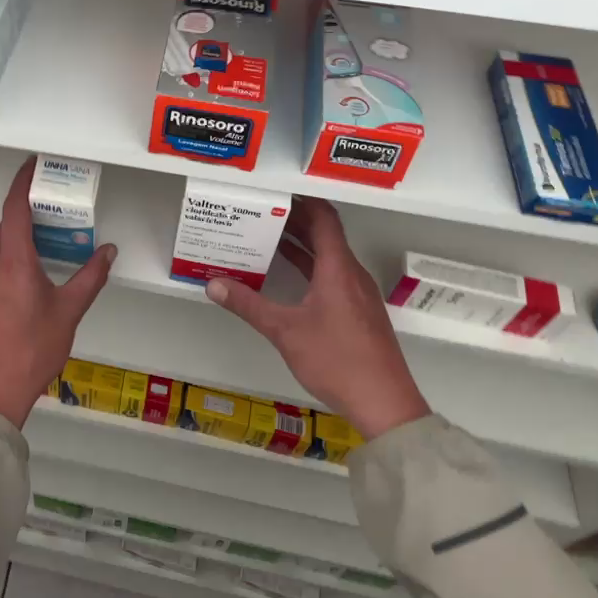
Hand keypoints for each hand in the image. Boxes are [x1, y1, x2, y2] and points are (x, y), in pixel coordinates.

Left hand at [0, 159, 117, 428]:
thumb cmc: (32, 350)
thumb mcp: (69, 311)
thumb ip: (90, 277)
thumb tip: (108, 251)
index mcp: (14, 261)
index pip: (14, 207)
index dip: (23, 182)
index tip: (32, 166)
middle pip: (6, 224)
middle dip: (27, 209)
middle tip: (53, 204)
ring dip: (19, 235)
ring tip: (46, 238)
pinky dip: (9, 256)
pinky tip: (28, 272)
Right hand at [206, 196, 428, 439]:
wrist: (384, 403)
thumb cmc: (337, 360)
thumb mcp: (285, 331)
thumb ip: (248, 305)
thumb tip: (213, 284)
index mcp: (338, 268)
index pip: (323, 218)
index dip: (302, 200)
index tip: (275, 193)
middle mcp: (351, 274)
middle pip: (325, 234)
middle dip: (294, 220)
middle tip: (261, 213)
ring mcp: (358, 293)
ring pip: (329, 256)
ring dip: (301, 245)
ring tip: (267, 238)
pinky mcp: (359, 311)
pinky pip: (333, 275)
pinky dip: (310, 267)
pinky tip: (287, 276)